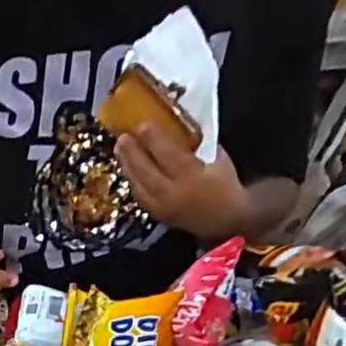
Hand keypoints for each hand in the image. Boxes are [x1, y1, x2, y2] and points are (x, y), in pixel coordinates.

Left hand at [115, 126, 249, 240]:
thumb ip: (201, 146)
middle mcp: (174, 193)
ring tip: (119, 150)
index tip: (142, 124)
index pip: (169, 154)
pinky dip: (133, 182)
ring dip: (128, 167)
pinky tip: (127, 170)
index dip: (154, 139)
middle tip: (122, 137)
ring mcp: (163, 206)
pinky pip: (140, 197)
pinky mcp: (158, 215)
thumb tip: (182, 129)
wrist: (226, 221)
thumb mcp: (219, 161)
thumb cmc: (225, 186)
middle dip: (132, 153)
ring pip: (139, 185)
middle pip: (147, 171)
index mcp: (193, 176)